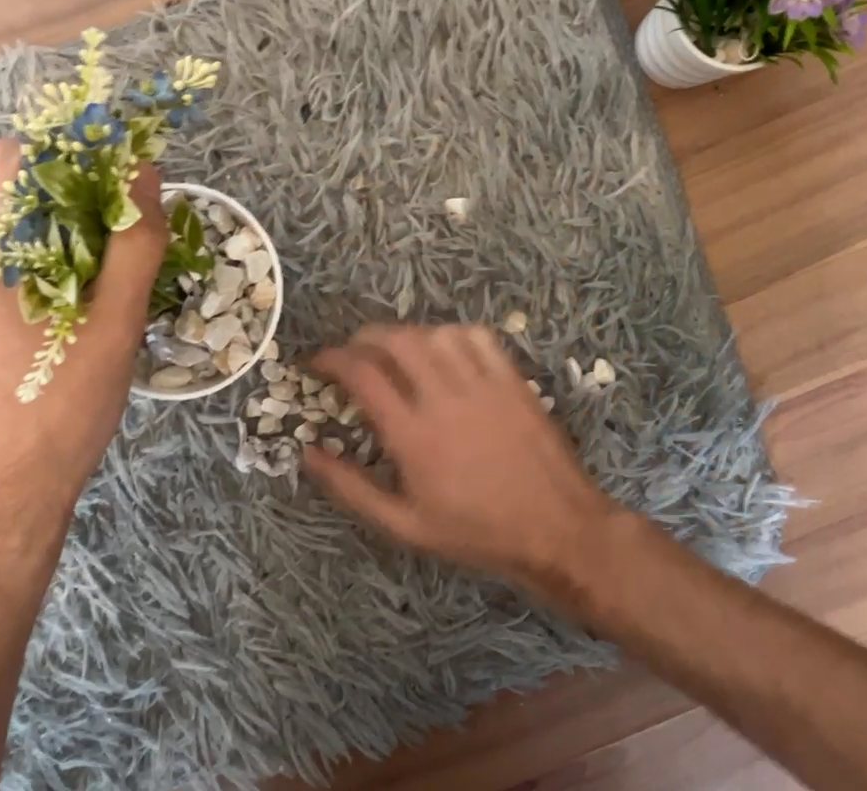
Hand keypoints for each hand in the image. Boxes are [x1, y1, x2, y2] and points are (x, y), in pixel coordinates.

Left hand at [0, 139, 167, 535]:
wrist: (6, 502)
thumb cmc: (58, 414)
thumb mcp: (113, 328)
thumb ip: (134, 246)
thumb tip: (144, 172)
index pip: (11, 159)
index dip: (67, 148)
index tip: (121, 166)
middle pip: (19, 197)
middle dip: (81, 194)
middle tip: (137, 222)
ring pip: (21, 237)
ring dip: (74, 234)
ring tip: (124, 265)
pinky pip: (17, 273)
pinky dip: (59, 267)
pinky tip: (96, 302)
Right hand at [304, 325, 632, 609]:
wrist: (557, 531)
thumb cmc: (476, 533)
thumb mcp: (404, 525)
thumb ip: (351, 488)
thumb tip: (308, 453)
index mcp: (412, 434)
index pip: (361, 374)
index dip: (331, 360)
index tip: (317, 363)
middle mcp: (444, 398)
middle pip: (394, 340)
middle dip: (363, 338)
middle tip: (352, 354)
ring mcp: (483, 384)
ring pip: (433, 333)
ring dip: (405, 334)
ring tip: (393, 351)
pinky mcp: (513, 380)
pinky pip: (477, 336)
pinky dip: (451, 333)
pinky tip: (443, 349)